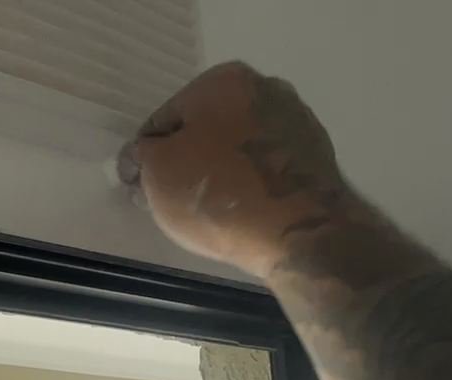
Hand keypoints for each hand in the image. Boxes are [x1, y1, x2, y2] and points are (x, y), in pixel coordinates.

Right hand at [119, 61, 355, 279]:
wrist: (294, 226)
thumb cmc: (215, 194)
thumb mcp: (156, 173)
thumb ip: (139, 156)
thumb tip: (138, 155)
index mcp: (221, 81)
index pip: (162, 122)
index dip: (145, 159)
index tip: (141, 189)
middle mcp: (263, 86)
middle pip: (201, 130)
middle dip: (183, 161)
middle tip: (169, 201)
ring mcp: (294, 117)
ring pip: (232, 146)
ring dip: (214, 171)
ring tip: (205, 210)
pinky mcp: (313, 151)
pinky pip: (261, 164)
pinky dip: (244, 182)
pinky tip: (237, 209)